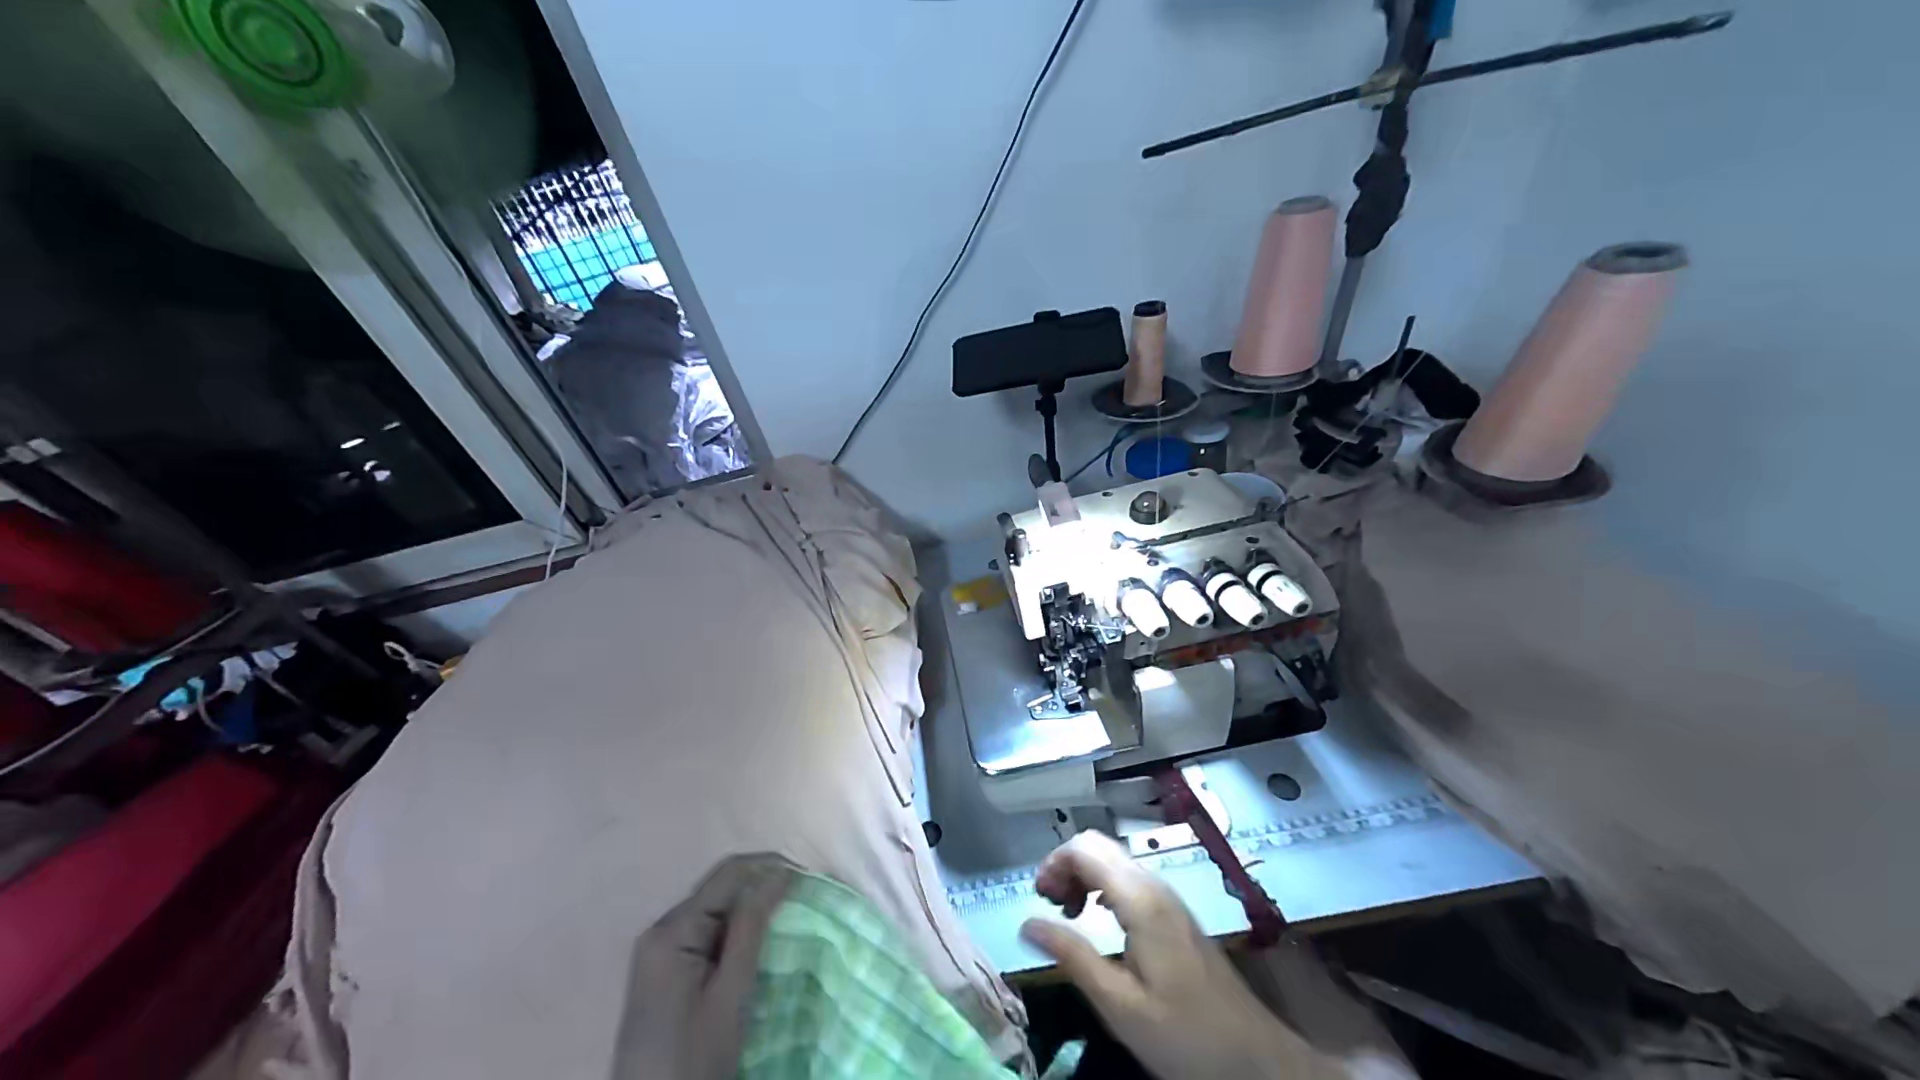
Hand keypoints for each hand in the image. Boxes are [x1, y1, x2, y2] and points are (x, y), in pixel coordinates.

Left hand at [610, 854, 795, 1079]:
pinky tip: (759, 948)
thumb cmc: (692, 1063)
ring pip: (716, 912)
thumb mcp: (730, 994)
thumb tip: (779, 873)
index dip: (770, 866)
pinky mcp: (665, 974)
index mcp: (672, 930)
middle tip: (806, 901)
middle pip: (721, 889)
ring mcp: (660, 953)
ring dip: (752, 912)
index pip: (729, 874)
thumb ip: (751, 928)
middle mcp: (661, 930)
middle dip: (763, 888)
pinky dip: (736, 935)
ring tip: (790, 921)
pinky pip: (707, 936)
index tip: (810, 879)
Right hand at [1020, 831, 1335, 1079]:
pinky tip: (1096, 918)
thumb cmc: (1185, 1035)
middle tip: (1050, 906)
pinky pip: (1127, 878)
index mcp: (1140, 900)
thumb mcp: (1120, 1006)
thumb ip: (1072, 957)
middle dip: (1065, 866)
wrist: (1256, 1058)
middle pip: (1098, 846)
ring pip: (1113, 859)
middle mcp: (1154, 886)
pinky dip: (1101, 886)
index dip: (1053, 863)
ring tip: (1068, 915)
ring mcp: (1167, 897)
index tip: (1040, 900)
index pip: (1085, 848)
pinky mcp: (1173, 911)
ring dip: (1082, 876)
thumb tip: (1026, 924)